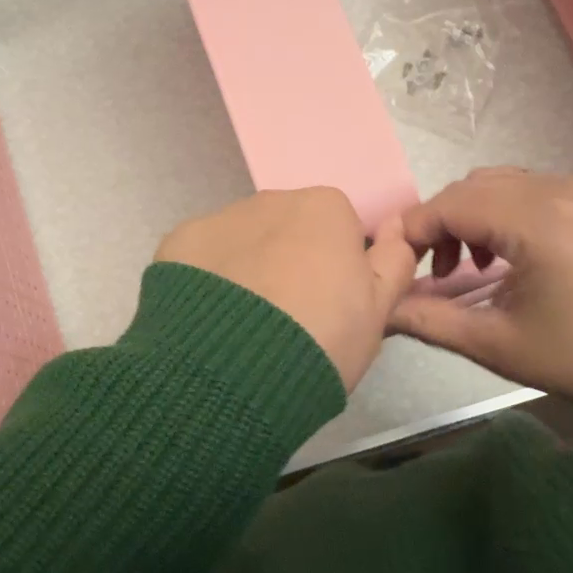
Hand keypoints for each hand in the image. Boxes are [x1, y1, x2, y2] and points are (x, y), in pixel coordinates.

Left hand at [156, 187, 417, 390]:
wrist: (233, 372)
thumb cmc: (321, 340)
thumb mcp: (377, 312)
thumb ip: (394, 263)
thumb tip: (396, 228)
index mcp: (325, 208)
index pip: (338, 230)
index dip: (335, 270)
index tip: (327, 308)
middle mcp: (270, 200)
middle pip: (287, 230)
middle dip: (288, 264)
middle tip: (286, 322)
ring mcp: (218, 220)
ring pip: (242, 244)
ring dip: (246, 272)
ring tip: (243, 328)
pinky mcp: (175, 245)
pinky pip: (201, 261)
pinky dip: (205, 283)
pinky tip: (207, 322)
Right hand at [390, 168, 572, 406]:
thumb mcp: (492, 344)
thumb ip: (427, 319)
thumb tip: (378, 308)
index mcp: (538, 222)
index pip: (450, 205)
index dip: (411, 233)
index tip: (391, 269)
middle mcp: (557, 189)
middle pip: (468, 189)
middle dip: (435, 226)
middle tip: (424, 275)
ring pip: (491, 185)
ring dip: (462, 219)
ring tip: (458, 270)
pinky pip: (518, 190)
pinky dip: (491, 215)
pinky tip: (491, 258)